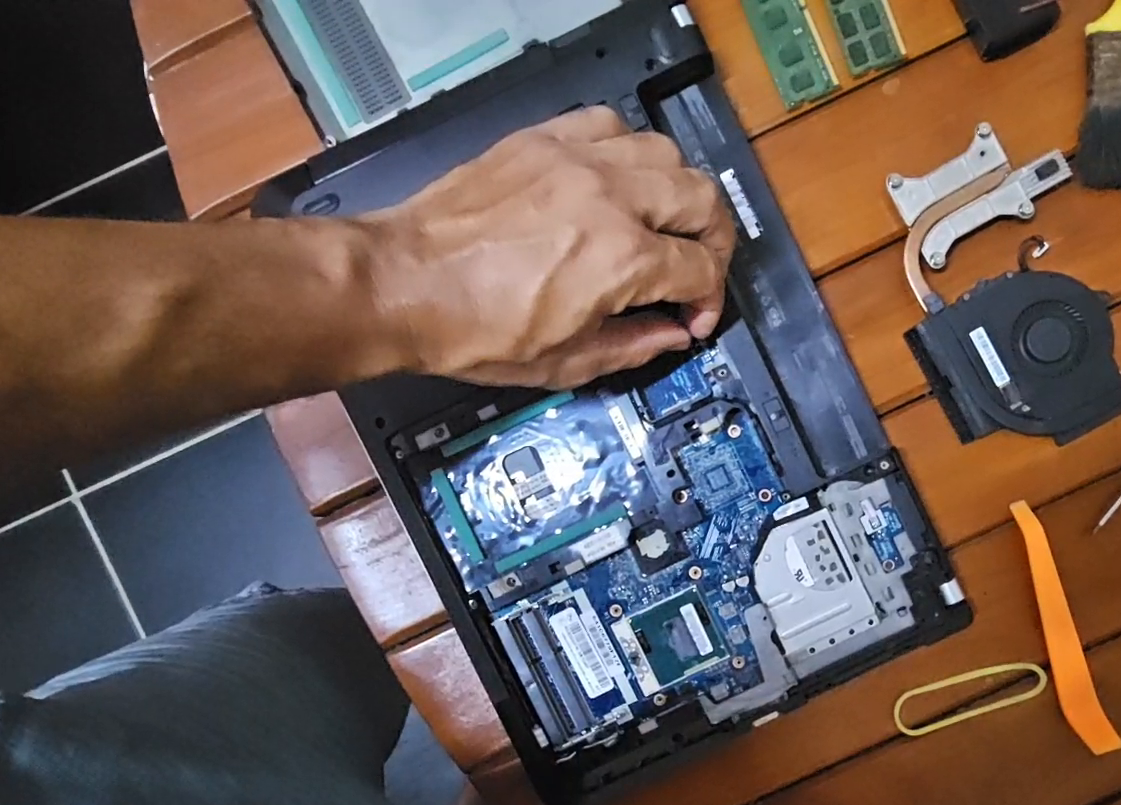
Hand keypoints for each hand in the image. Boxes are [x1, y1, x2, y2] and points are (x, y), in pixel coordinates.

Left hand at [364, 106, 735, 388]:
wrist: (404, 285)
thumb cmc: (477, 332)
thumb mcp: (568, 364)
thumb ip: (636, 347)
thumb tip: (674, 334)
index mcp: (620, 261)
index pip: (702, 270)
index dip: (710, 301)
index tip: (693, 319)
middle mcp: (609, 198)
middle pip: (704, 200)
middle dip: (716, 243)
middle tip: (701, 269)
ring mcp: (575, 160)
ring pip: (668, 153)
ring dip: (681, 194)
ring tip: (666, 225)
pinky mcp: (543, 140)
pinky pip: (612, 124)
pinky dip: (631, 154)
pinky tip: (621, 183)